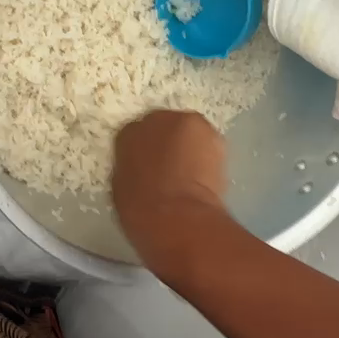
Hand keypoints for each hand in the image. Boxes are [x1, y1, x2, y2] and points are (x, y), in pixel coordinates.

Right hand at [112, 110, 232, 271]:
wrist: (179, 218)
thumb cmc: (142, 210)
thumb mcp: (123, 188)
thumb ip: (132, 168)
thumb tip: (143, 168)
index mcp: (127, 133)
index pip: (135, 136)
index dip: (143, 152)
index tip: (147, 168)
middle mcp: (156, 119)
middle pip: (163, 126)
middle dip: (166, 143)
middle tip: (169, 168)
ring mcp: (188, 124)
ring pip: (187, 133)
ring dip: (188, 147)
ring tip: (189, 173)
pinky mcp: (215, 137)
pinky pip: (206, 145)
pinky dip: (205, 156)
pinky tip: (202, 176)